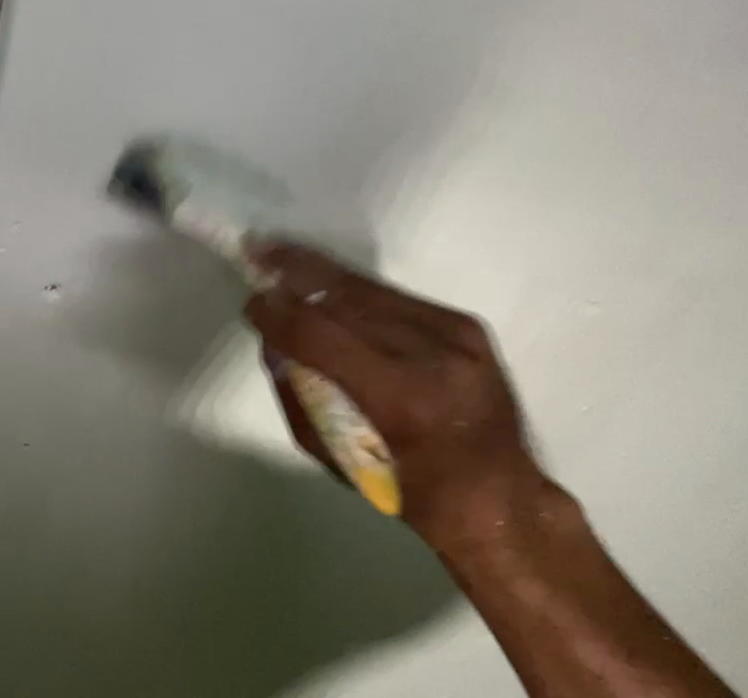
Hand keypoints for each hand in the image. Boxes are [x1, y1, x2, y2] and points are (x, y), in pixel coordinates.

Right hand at [243, 236, 555, 553]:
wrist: (497, 494)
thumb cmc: (406, 487)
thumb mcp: (334, 453)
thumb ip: (297, 392)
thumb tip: (273, 340)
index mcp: (398, 397)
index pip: (319, 335)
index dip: (278, 314)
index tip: (250, 303)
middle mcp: (431, 356)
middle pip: (342, 299)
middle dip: (294, 275)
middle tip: (257, 252)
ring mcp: (454, 335)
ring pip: (367, 289)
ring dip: (320, 274)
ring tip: (282, 254)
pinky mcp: (465, 325)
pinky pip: (393, 296)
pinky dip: (354, 290)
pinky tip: (327, 284)